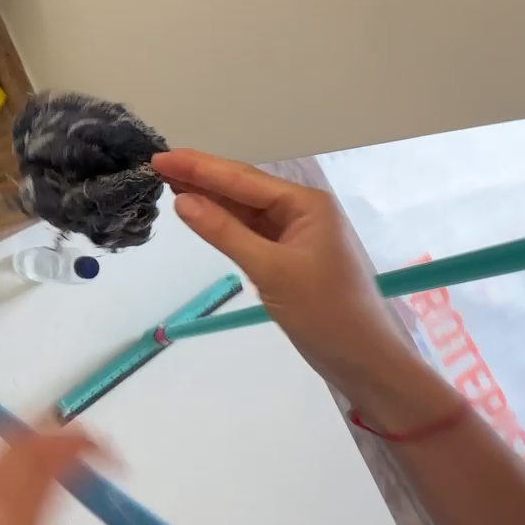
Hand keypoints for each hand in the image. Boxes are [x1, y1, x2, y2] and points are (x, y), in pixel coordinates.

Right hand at [153, 149, 460, 429]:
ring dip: (207, 195)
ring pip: (242, 206)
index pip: (240, 178)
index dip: (197, 166)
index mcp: (305, 204)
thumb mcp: (270, 271)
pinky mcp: (287, 254)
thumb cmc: (326, 314)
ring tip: (168, 181)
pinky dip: (221, 219)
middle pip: (240, 186)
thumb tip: (182, 200)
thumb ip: (224, 232)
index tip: (159, 158)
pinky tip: (197, 211)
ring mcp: (294, 232)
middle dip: (200, 175)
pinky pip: (247, 227)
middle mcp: (300, 210)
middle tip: (156, 166)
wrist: (367, 366)